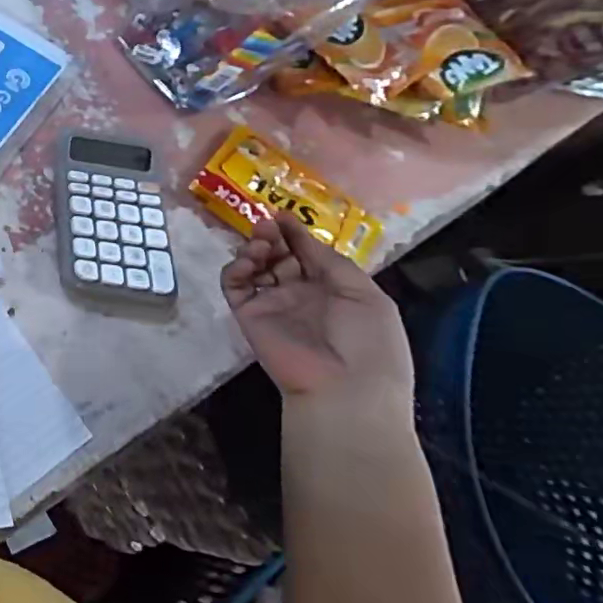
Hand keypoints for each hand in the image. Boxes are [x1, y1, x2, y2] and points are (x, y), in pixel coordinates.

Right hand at [221, 214, 413, 404]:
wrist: (345, 388)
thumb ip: (330, 261)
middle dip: (272, 237)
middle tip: (267, 227)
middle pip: (278, 254)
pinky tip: (247, 264)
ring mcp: (272, 302)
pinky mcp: (248, 313)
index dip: (294, 232)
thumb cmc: (368, 341)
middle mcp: (299, 292)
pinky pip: (234, 284)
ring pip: (254, 265)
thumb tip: (298, 235)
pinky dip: (235, 269)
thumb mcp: (365, 294)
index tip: (281, 214)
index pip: (306, 252)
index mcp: (331, 289)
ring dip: (254, 249)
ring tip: (260, 246)